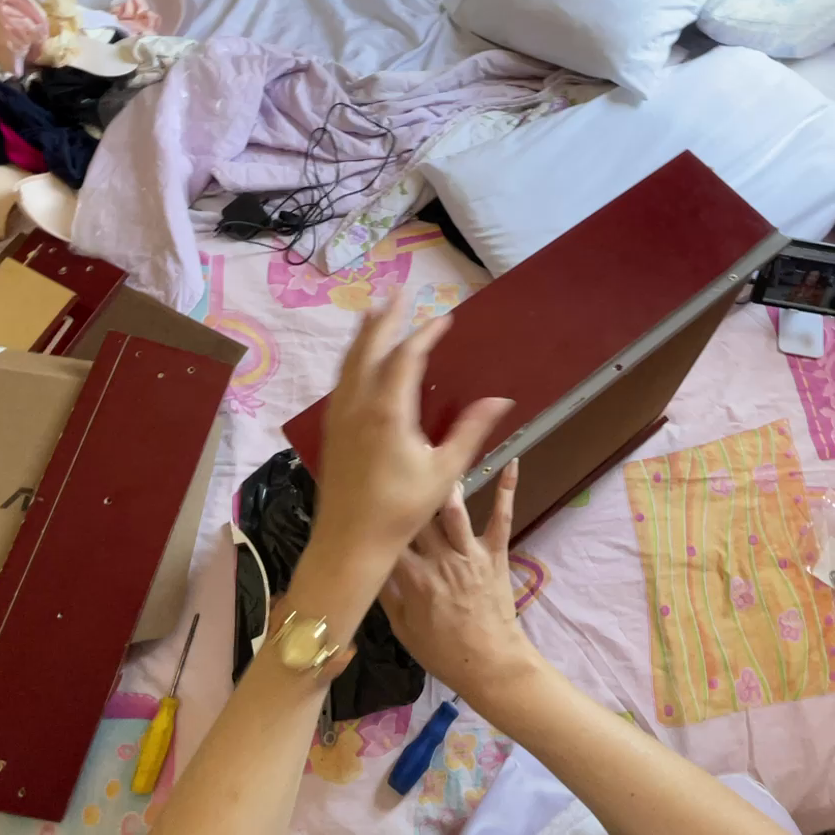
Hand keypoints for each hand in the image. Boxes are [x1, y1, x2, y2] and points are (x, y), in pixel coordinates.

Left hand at [311, 302, 512, 564]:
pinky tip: (358, 359)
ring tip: (374, 312)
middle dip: (386, 319)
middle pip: (371, 348)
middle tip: (399, 292)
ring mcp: (341, 415)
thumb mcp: (445, 472)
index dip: (426, 334)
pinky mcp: (332, 428)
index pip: (407, 357)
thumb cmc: (402, 510)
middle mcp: (360, 405)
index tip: (444, 319)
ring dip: (364, 334)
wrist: (350, 542)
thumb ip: (472, 431)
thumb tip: (502, 400)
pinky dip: (352, 358)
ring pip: (350, 361)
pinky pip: (341, 379)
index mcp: (389, 412)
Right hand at [381, 461, 542, 702]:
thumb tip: (368, 564)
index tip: (365, 497)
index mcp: (412, 578)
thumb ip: (386, 593)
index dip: (376, 517)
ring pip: (454, 511)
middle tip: (399, 462)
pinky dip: (507, 489)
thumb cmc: (442, 652)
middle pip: (419, 518)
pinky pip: (501, 517)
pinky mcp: (496, 553)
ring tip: (437, 455)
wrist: (490, 664)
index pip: (389, 539)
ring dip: (445, 483)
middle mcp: (440, 559)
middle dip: (408, 490)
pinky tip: (512, 462)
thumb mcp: (402, 629)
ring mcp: (470, 553)